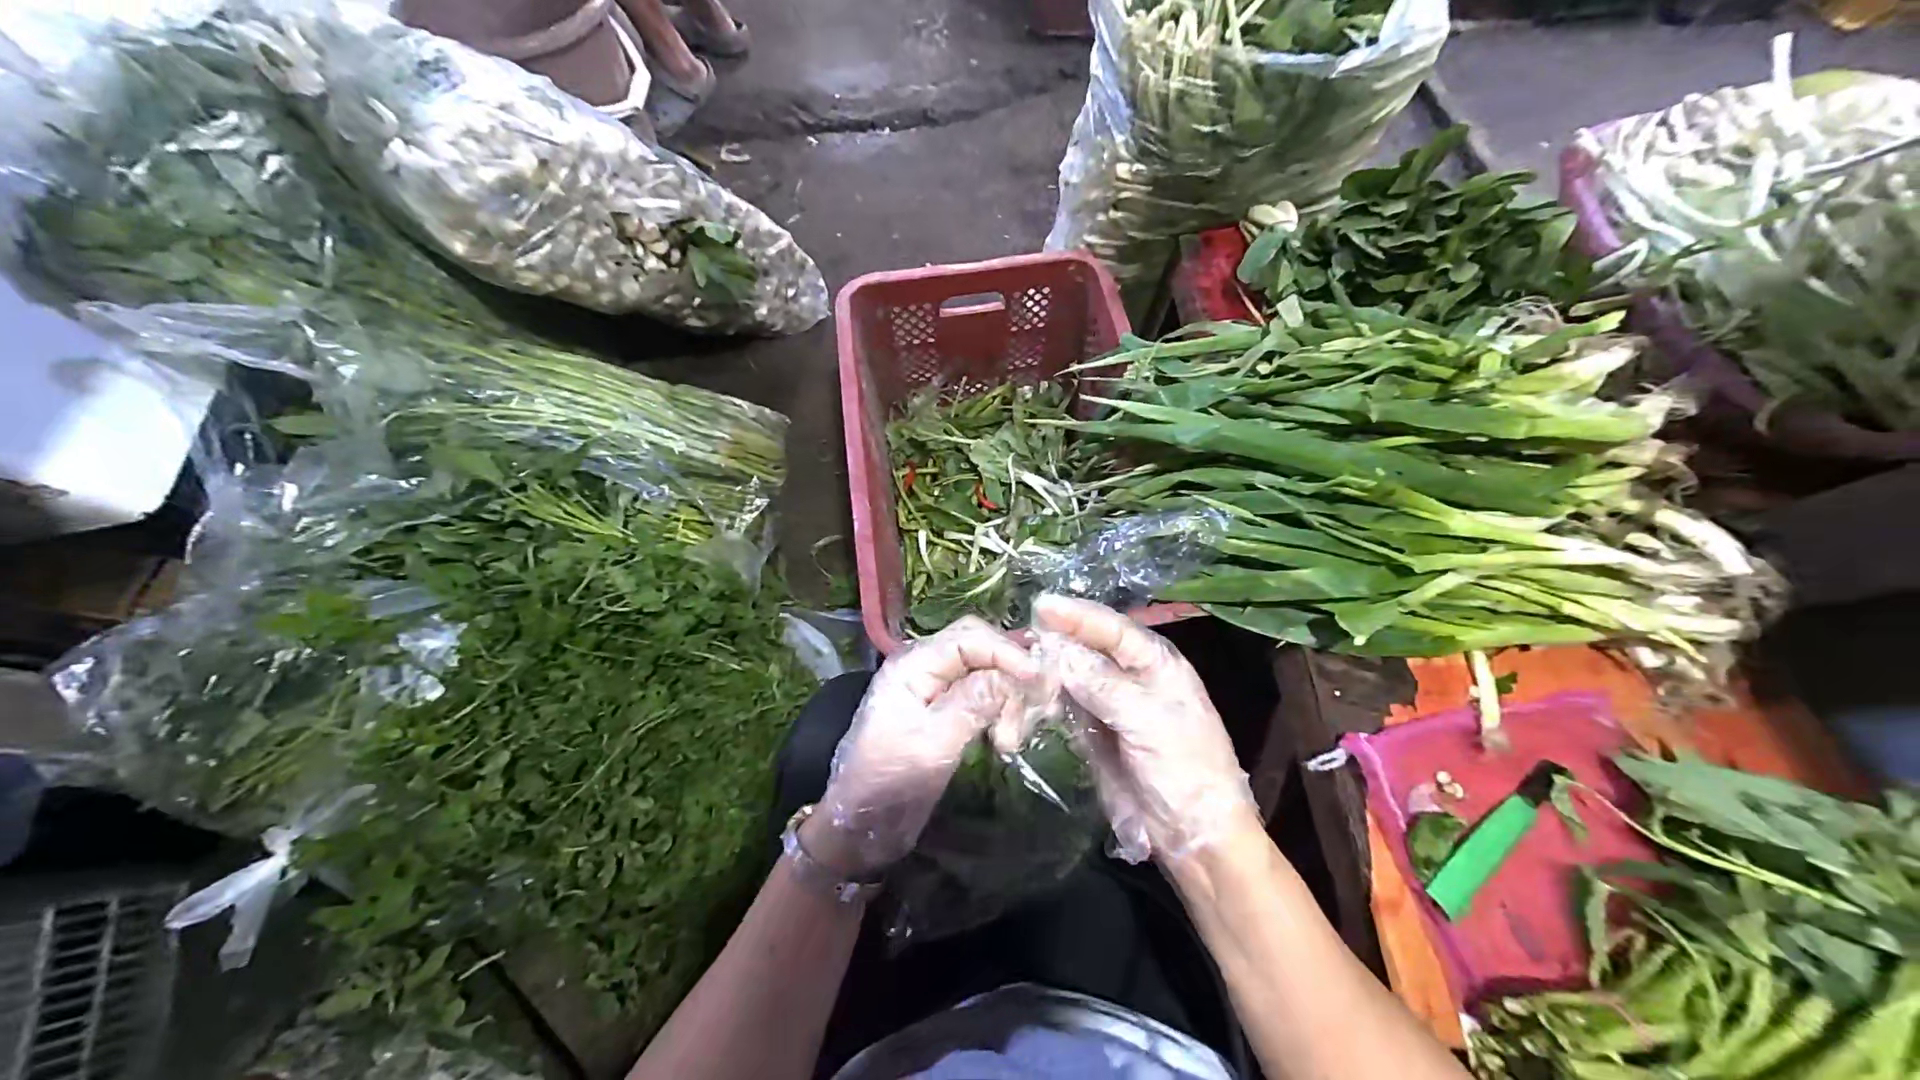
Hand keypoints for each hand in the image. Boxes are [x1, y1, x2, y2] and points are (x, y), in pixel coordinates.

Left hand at [806, 617, 1039, 876]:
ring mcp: (937, 691)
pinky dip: (1004, 714)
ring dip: (1010, 701)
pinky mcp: (948, 714)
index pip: (970, 637)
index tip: (1037, 682)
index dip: (1007, 652)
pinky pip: (986, 699)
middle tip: (1033, 712)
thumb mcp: (931, 746)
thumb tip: (1016, 674)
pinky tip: (1008, 741)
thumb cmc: (887, 784)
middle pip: (983, 650)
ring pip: (989, 674)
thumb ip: (973, 705)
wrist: (859, 828)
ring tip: (1010, 741)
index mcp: (914, 666)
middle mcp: (927, 669)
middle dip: (1012, 676)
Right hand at [1032, 595, 1258, 863]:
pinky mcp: (1094, 731)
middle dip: (1058, 638)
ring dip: (1048, 669)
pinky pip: (1066, 706)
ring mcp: (1111, 705)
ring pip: (1073, 675)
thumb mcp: (1150, 722)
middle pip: (1090, 648)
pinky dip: (1047, 699)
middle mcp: (1133, 678)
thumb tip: (1061, 654)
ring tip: (1017, 661)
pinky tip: (1027, 693)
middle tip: (1023, 631)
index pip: (1114, 630)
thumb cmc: (1186, 770)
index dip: (1079, 616)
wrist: (1192, 833)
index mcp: (1158, 665)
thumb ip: (1105, 686)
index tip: (1042, 606)